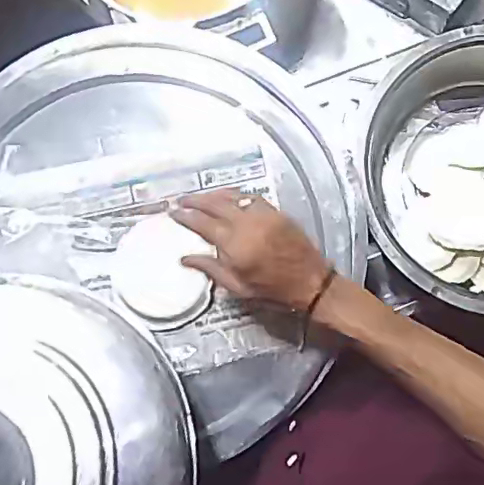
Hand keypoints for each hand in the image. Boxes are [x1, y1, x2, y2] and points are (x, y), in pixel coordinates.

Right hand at [170, 191, 331, 311]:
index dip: (186, 216)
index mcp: (234, 244)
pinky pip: (253, 198)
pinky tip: (230, 197)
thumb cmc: (272, 290)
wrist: (310, 281)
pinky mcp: (277, 213)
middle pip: (215, 204)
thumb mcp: (237, 287)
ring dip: (215, 194)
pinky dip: (237, 195)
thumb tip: (185, 258)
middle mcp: (247, 224)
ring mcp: (264, 215)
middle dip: (196, 200)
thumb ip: (211, 268)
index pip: (203, 223)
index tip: (173, 212)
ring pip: (234, 196)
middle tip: (182, 200)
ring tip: (201, 197)